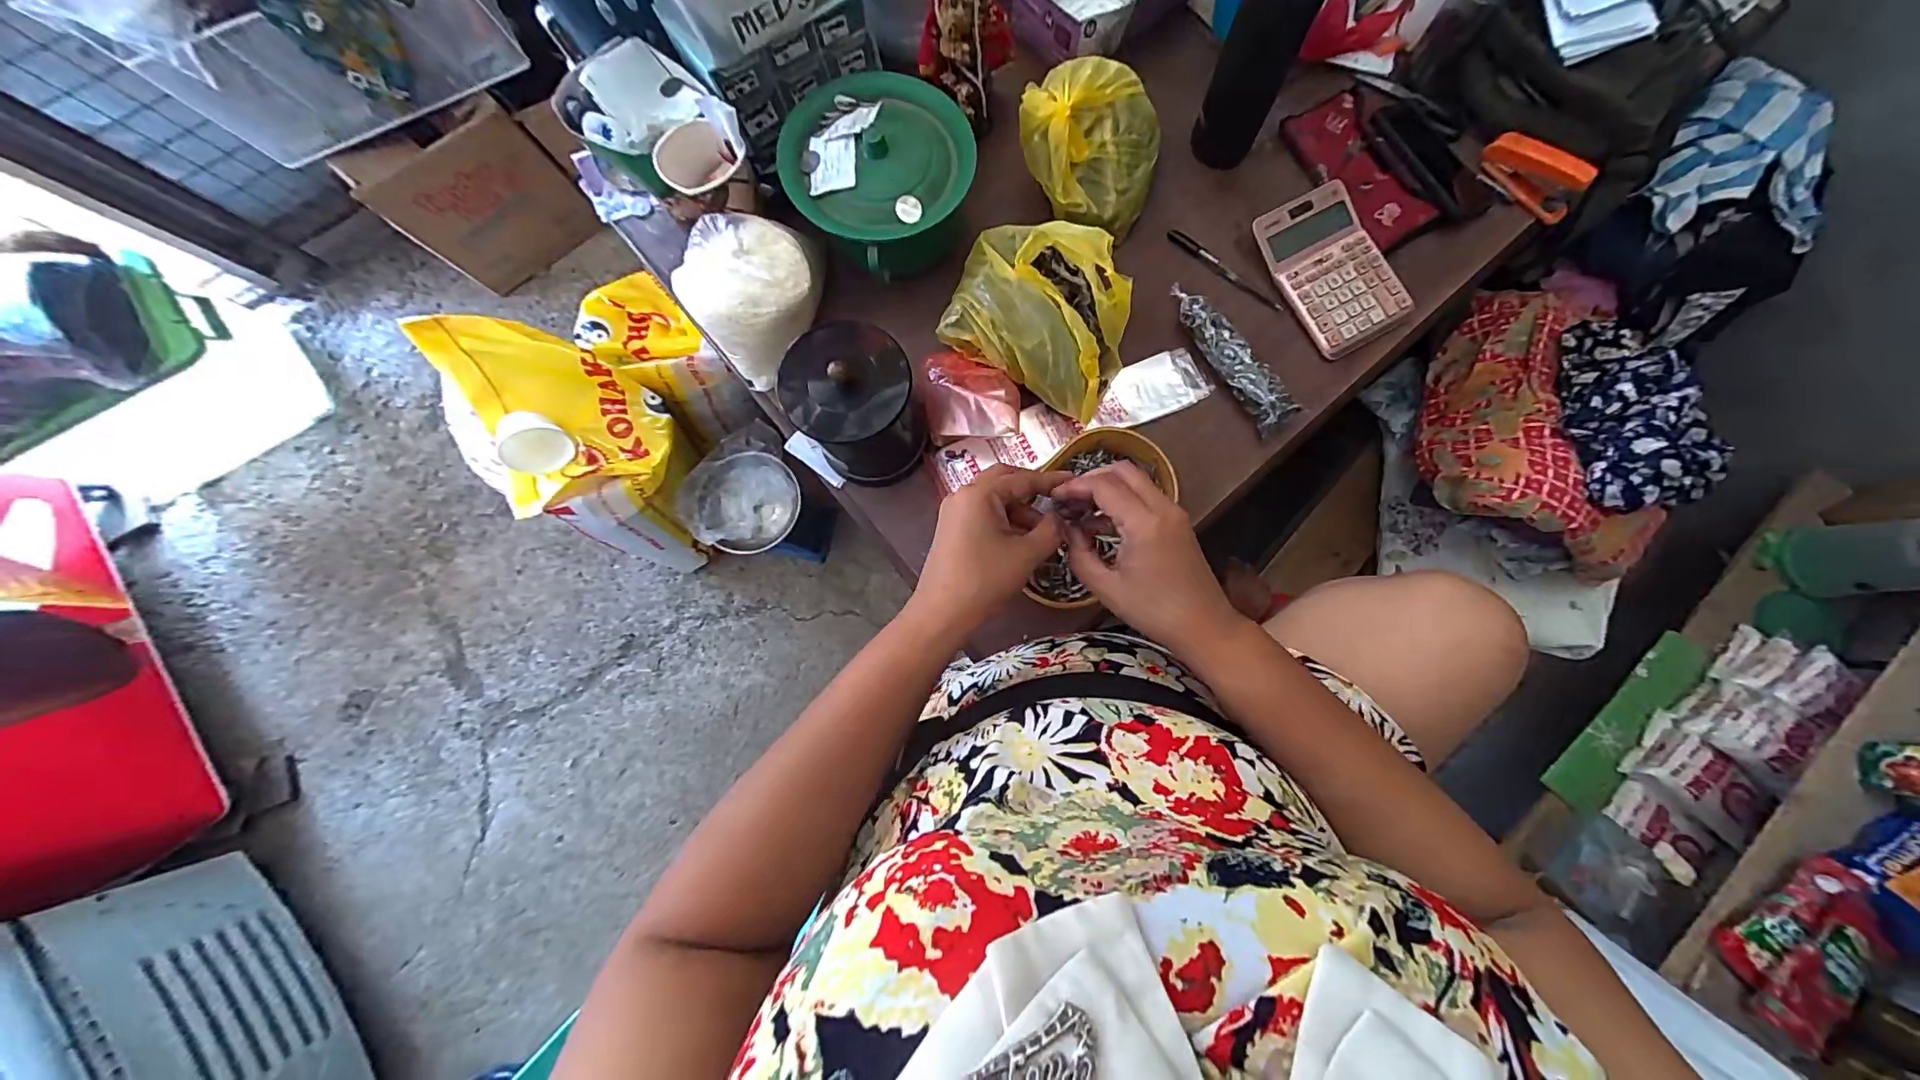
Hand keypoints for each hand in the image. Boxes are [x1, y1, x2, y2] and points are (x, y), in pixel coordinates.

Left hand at [905, 465, 1071, 635]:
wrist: (942, 612)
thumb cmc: (985, 579)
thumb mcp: (1027, 554)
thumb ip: (1050, 529)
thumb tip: (1059, 517)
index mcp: (979, 494)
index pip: (1021, 478)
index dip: (1050, 479)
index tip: (1072, 480)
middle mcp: (962, 495)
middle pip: (1003, 481)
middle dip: (1031, 490)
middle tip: (1056, 501)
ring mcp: (953, 512)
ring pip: (993, 499)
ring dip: (1019, 509)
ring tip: (1042, 532)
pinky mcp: (951, 529)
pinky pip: (982, 514)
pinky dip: (1004, 520)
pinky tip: (1021, 540)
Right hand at [1054, 462, 1248, 656]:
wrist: (1203, 625)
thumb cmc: (1153, 611)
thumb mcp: (1106, 588)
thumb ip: (1079, 554)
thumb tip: (1067, 529)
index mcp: (1144, 523)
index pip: (1104, 486)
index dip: (1075, 486)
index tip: (1055, 497)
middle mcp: (1163, 508)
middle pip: (1123, 470)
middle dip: (1092, 478)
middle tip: (1069, 499)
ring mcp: (1174, 512)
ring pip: (1137, 480)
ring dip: (1108, 487)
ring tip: (1082, 512)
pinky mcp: (1178, 522)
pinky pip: (1146, 496)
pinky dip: (1123, 499)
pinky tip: (1104, 524)